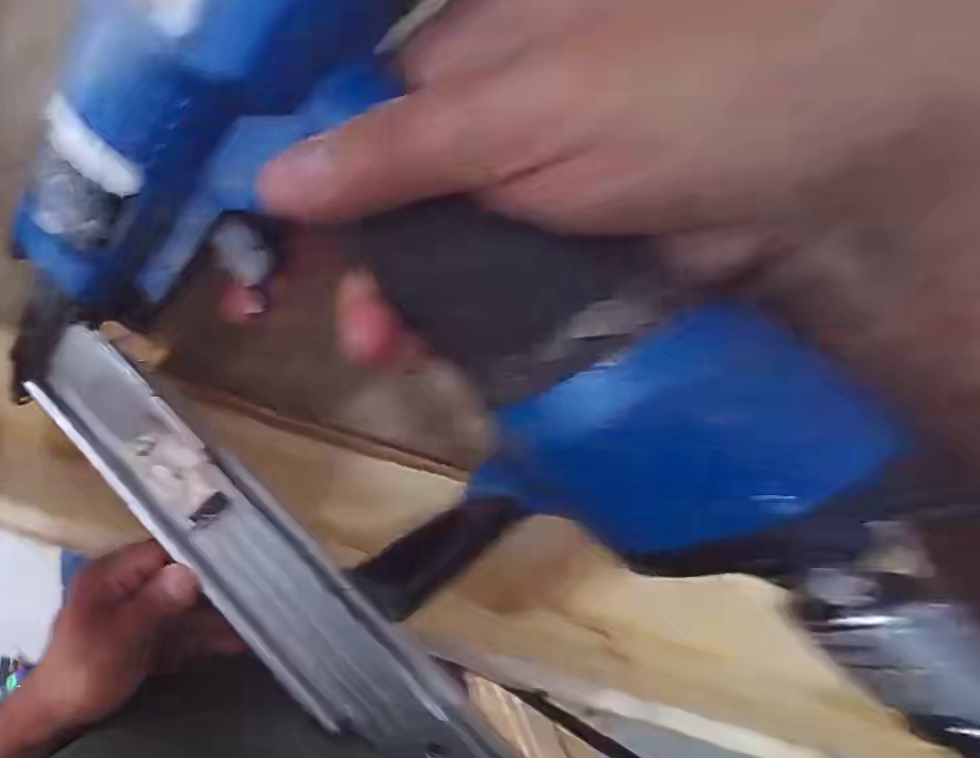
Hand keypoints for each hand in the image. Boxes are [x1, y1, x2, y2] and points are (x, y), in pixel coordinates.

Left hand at [18, 541, 245, 728]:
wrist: (58, 717)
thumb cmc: (83, 672)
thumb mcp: (121, 636)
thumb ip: (156, 602)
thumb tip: (191, 570)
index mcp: (108, 576)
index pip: (159, 551)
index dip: (197, 554)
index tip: (239, 560)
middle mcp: (122, 588)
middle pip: (175, 579)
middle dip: (214, 589)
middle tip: (261, 592)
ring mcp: (133, 615)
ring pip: (180, 608)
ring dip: (215, 617)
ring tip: (261, 620)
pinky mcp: (141, 641)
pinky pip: (176, 633)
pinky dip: (202, 638)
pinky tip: (238, 642)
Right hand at [246, 0, 979, 464]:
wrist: (864, 165)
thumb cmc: (706, 87)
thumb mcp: (530, 111)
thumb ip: (392, 153)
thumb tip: (269, 181)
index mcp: (458, 61)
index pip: (334, 122)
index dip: (278, 179)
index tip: (238, 243)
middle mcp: (464, 126)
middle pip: (352, 201)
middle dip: (316, 262)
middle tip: (263, 311)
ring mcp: (492, 195)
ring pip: (394, 259)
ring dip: (371, 308)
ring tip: (378, 349)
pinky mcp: (523, 254)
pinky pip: (443, 294)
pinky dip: (420, 327)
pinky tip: (413, 351)